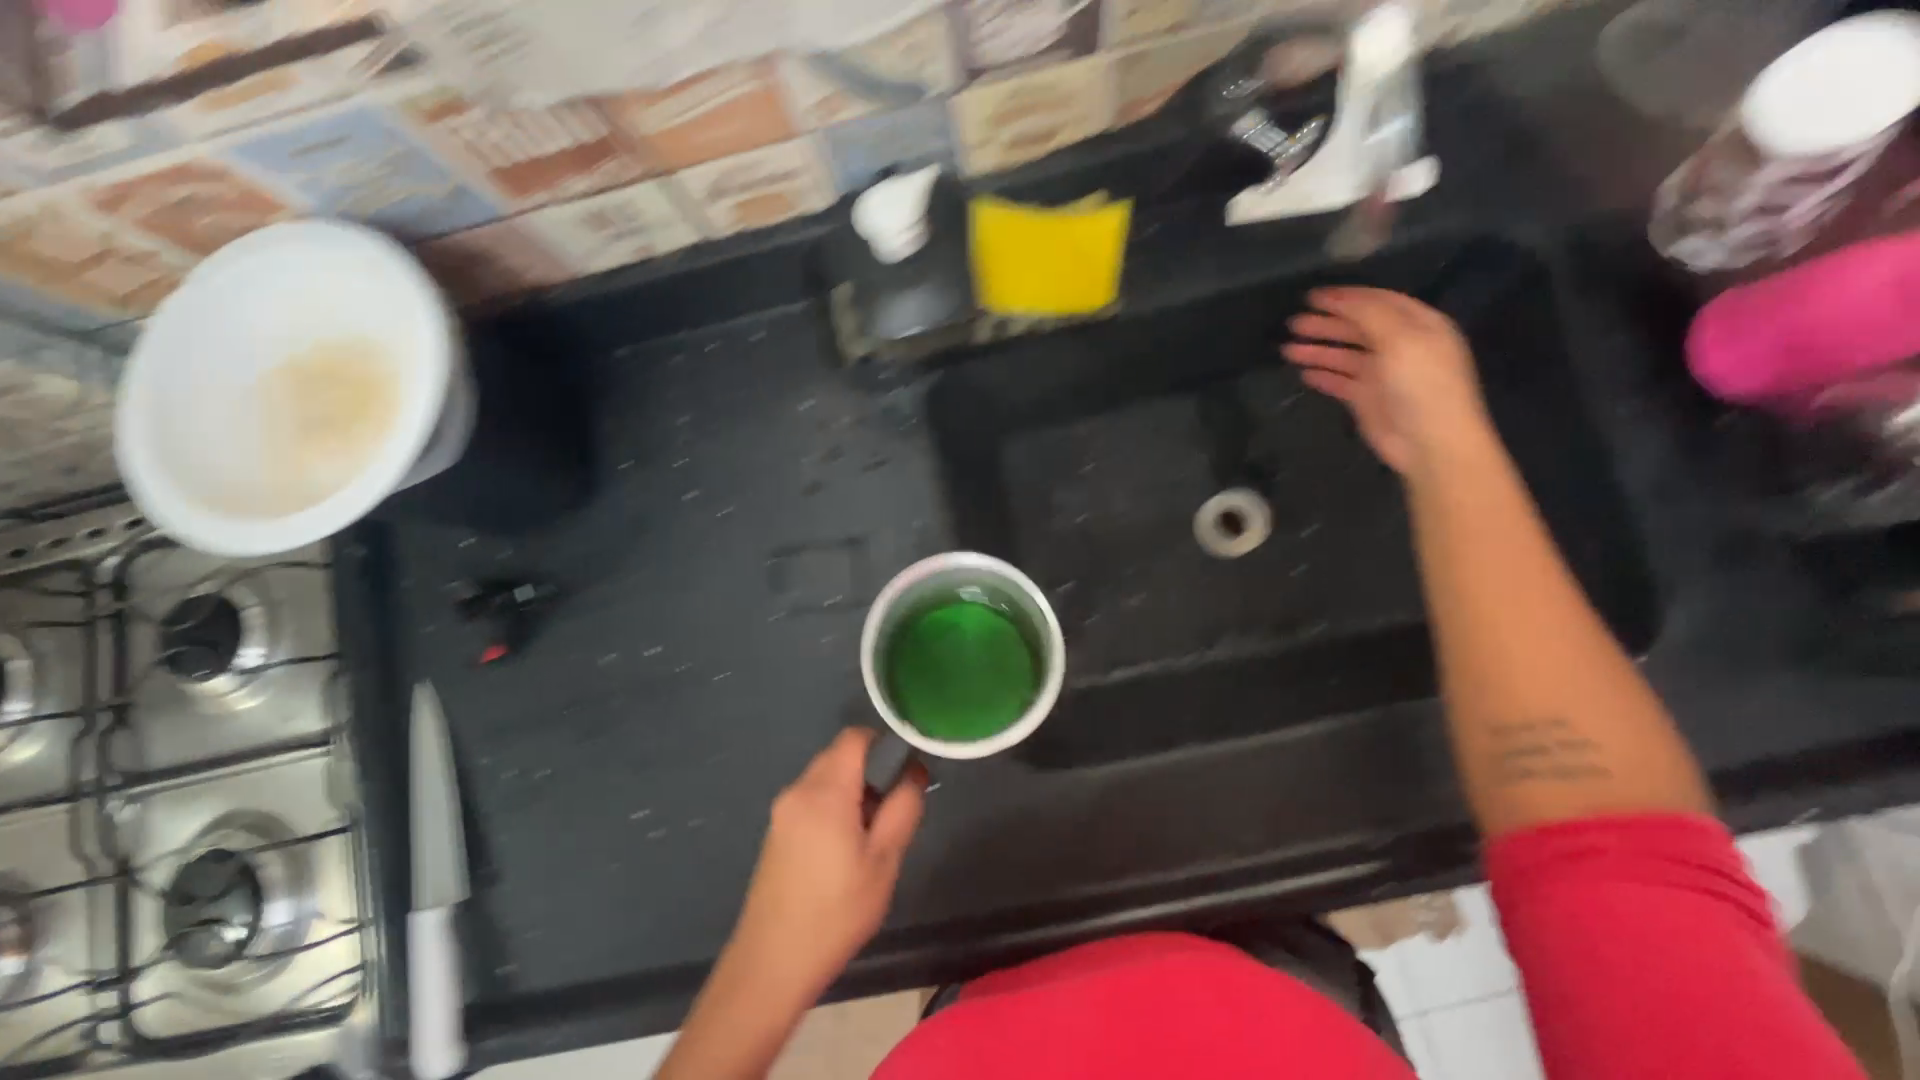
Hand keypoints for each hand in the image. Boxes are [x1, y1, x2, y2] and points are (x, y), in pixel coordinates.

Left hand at [726, 729, 926, 997]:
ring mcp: (781, 813)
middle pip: (838, 757)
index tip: (906, 771)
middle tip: (893, 812)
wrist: (773, 961)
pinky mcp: (775, 833)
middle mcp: (797, 791)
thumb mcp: (884, 861)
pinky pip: (810, 801)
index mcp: (825, 792)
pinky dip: (833, 808)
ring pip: (825, 780)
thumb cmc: (837, 911)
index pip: (854, 738)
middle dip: (870, 772)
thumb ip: (903, 808)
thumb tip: (914, 771)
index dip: (883, 742)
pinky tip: (844, 852)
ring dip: (852, 792)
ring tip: (871, 839)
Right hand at [1282, 287, 1491, 475]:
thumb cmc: (1421, 383)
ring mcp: (1383, 374)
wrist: (1430, 441)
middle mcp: (1401, 345)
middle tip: (1293, 323)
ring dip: (1318, 349)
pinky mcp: (1368, 399)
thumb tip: (1338, 298)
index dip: (1346, 297)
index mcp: (1418, 325)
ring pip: (1345, 355)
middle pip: (1358, 327)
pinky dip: (1322, 376)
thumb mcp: (1400, 338)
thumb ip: (1368, 314)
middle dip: (1326, 323)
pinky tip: (1303, 373)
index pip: (1379, 301)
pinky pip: (1341, 381)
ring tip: (1287, 349)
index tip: (1312, 296)